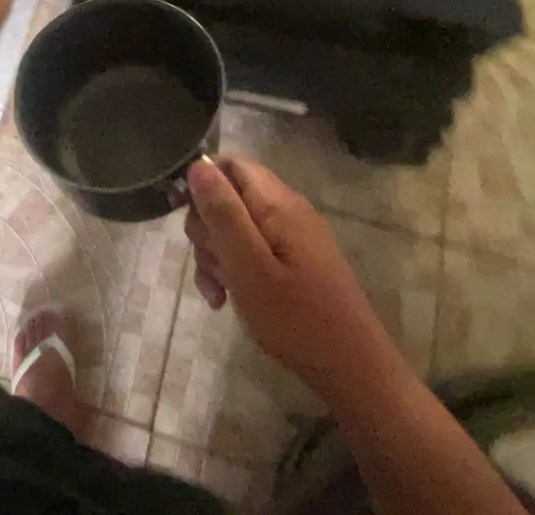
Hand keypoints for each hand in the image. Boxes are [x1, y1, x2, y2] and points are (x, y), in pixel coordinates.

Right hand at [184, 156, 379, 402]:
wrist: (352, 369)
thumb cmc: (296, 318)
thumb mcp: (248, 266)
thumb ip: (223, 214)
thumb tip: (197, 166)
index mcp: (277, 204)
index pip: (231, 164)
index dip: (201, 182)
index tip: (182, 215)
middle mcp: (287, 211)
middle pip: (229, 197)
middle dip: (207, 229)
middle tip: (209, 264)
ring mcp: (293, 237)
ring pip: (236, 228)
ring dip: (217, 256)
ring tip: (217, 293)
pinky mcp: (295, 261)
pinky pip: (253, 251)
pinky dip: (235, 271)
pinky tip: (226, 300)